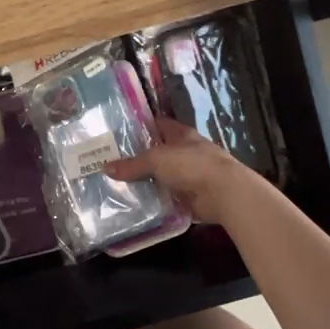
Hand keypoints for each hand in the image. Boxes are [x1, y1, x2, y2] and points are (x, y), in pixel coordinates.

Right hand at [104, 119, 256, 225]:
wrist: (223, 192)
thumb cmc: (191, 165)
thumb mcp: (157, 160)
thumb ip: (132, 164)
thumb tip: (105, 167)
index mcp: (181, 135)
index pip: (158, 124)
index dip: (141, 126)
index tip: (118, 132)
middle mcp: (186, 152)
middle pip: (158, 152)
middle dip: (138, 157)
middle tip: (111, 162)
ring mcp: (190, 175)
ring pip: (162, 176)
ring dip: (146, 181)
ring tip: (117, 185)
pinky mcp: (190, 196)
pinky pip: (167, 197)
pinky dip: (155, 200)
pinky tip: (135, 204)